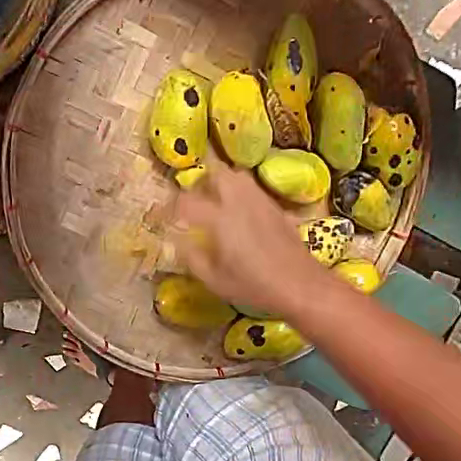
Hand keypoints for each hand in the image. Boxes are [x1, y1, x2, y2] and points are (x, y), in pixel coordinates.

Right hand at [176, 166, 335, 319]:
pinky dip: (240, 193)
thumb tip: (178, 242)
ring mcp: (261, 201)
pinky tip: (239, 212)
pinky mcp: (276, 208)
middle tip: (192, 199)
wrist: (301, 285)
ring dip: (222, 182)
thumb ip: (192, 257)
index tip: (159, 216)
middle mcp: (239, 202)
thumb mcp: (214, 280)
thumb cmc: (254, 286)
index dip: (168, 207)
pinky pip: (253, 189)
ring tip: (215, 200)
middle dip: (200, 182)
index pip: (185, 202)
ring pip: (238, 175)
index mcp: (219, 219)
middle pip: (216, 173)